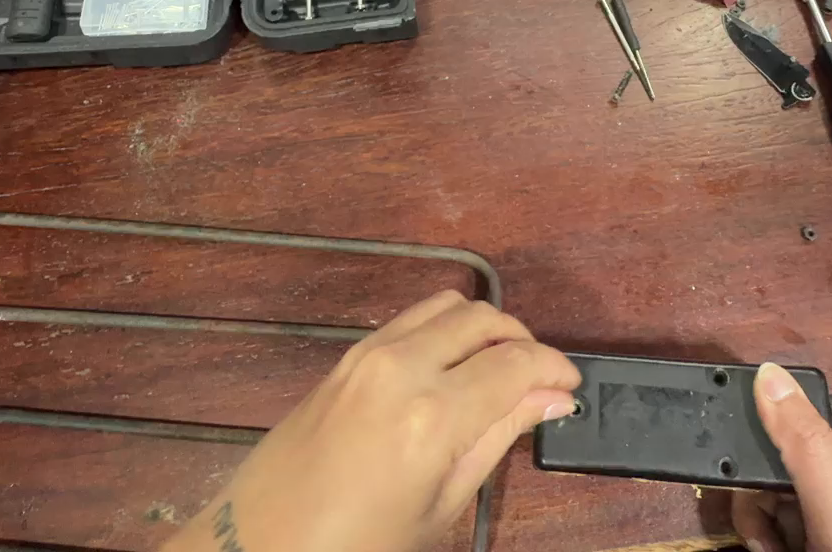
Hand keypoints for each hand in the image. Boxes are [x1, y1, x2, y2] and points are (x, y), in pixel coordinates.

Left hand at [165, 290, 579, 551]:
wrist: (260, 540)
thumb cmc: (360, 543)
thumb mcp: (441, 505)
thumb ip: (498, 438)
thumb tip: (552, 399)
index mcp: (433, 416)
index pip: (515, 365)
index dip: (554, 369)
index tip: (571, 386)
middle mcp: (405, 365)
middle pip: (485, 319)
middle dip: (524, 340)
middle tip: (539, 380)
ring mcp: (373, 350)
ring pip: (451, 304)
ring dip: (486, 325)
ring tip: (499, 365)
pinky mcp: (353, 349)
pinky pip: (415, 315)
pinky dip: (448, 325)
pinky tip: (454, 361)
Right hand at [731, 363, 831, 551]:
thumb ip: (806, 445)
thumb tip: (769, 371)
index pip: (796, 418)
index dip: (763, 442)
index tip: (746, 477)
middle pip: (777, 457)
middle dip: (756, 494)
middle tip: (762, 535)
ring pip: (769, 492)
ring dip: (756, 522)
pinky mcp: (823, 539)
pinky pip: (776, 522)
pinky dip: (765, 539)